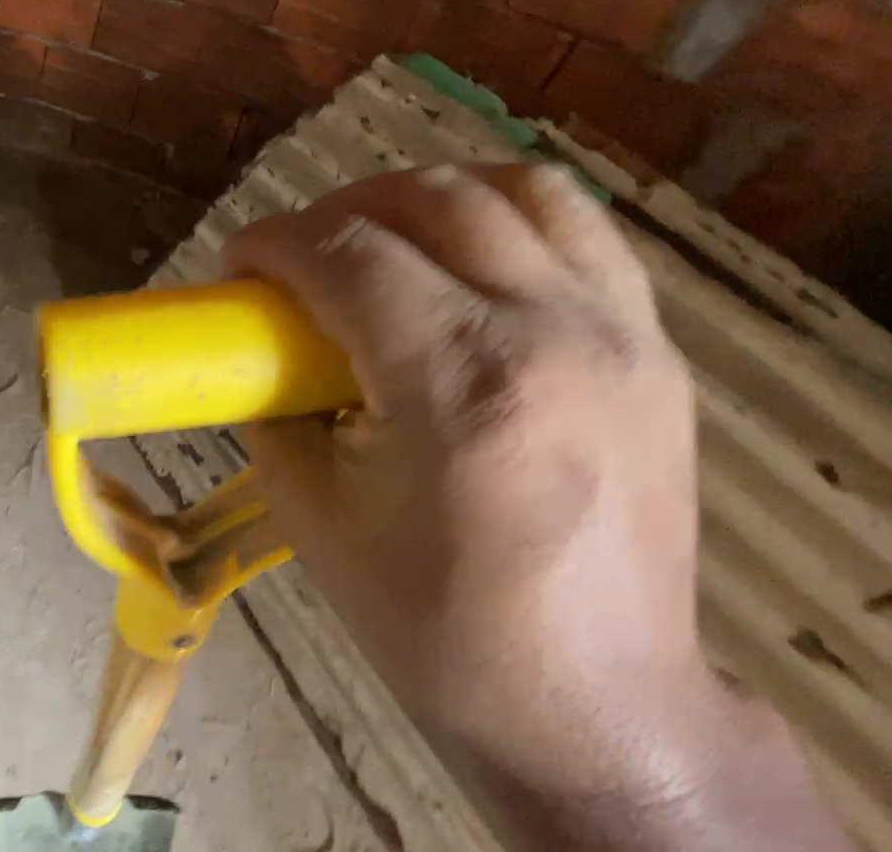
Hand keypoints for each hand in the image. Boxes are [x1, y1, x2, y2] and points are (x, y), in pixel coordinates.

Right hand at [226, 165, 846, 848]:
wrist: (594, 701)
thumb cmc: (435, 622)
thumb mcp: (314, 515)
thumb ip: (274, 411)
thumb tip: (255, 355)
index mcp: (458, 382)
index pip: (348, 255)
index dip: (274, 240)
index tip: (237, 263)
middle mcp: (550, 331)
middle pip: (430, 201)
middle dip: (339, 209)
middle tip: (296, 256)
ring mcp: (621, 333)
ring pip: (518, 191)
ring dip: (427, 196)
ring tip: (380, 238)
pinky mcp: (655, 350)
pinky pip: (580, 232)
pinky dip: (505, 217)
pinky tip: (464, 260)